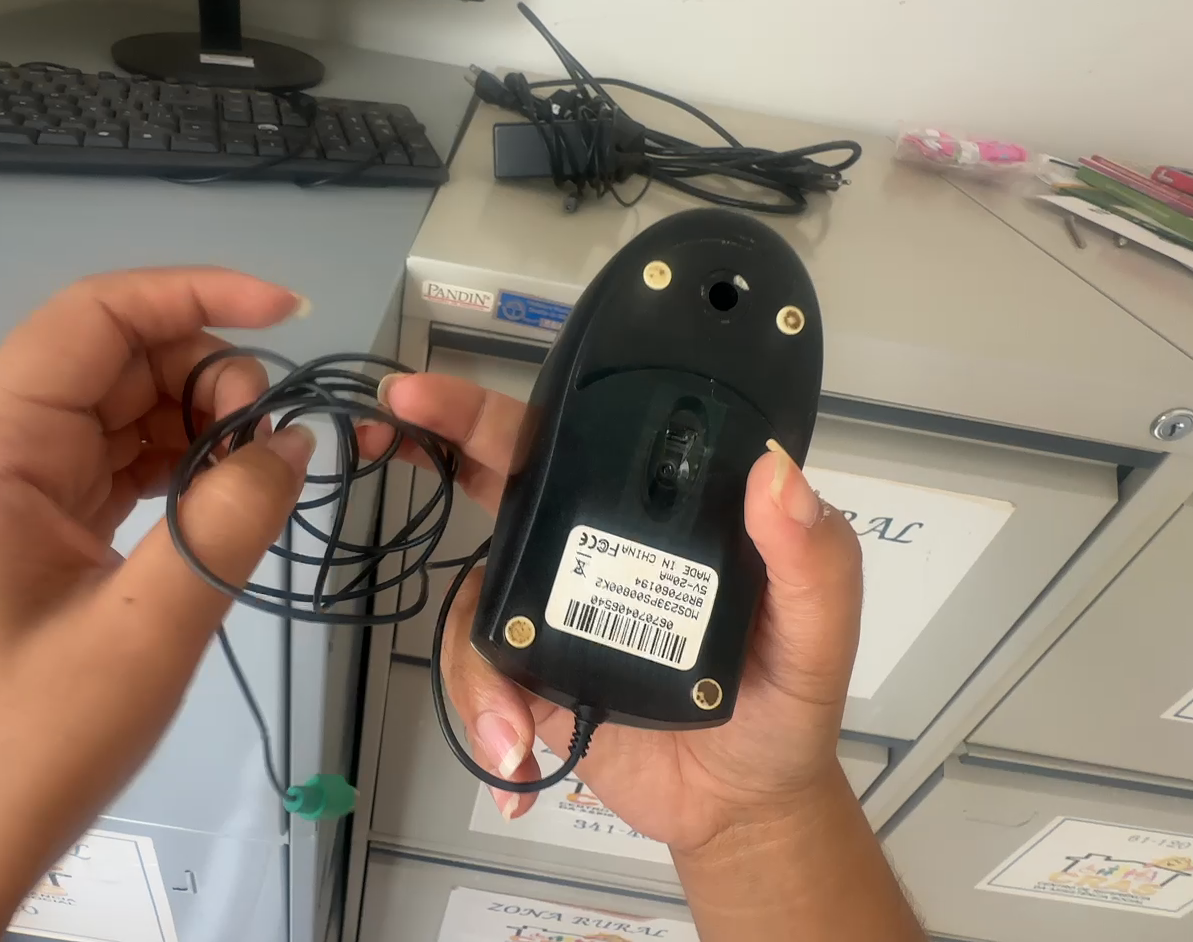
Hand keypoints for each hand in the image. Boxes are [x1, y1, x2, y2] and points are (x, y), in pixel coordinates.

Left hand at [0, 268, 315, 941]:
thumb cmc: (15, 750)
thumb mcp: (148, 626)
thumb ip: (232, 516)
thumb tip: (295, 442)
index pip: (98, 317)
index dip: (198, 294)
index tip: (291, 313)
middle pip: (119, 362)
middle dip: (210, 381)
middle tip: (274, 451)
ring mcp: (12, 493)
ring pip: (126, 414)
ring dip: (202, 429)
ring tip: (254, 483)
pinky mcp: (35, 533)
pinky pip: (121, 468)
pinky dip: (182, 471)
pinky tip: (222, 502)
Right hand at [367, 372, 864, 854]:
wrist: (738, 801)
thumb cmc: (782, 701)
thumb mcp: (816, 631)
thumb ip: (811, 558)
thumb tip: (774, 471)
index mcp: (640, 513)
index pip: (566, 440)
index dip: (496, 407)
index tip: (427, 391)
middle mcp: (582, 544)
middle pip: (491, 481)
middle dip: (426, 447)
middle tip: (376, 431)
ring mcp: (545, 607)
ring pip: (467, 599)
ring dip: (475, 667)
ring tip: (514, 732)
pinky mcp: (524, 672)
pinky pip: (474, 672)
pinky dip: (483, 714)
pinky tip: (517, 758)